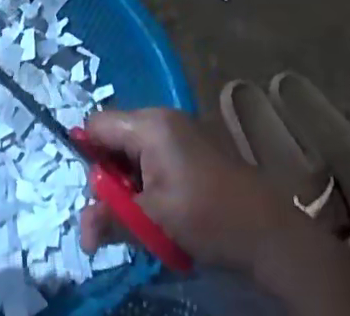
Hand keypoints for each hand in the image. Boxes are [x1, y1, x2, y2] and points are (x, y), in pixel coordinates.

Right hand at [77, 109, 349, 315]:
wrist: (267, 229)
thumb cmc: (207, 216)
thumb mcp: (153, 220)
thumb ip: (111, 219)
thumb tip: (81, 232)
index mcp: (150, 124)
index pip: (97, 125)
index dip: (88, 156)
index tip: (96, 193)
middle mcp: (164, 118)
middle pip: (115, 136)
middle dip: (110, 176)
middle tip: (120, 212)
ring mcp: (182, 131)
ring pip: (135, 150)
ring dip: (131, 183)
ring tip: (143, 216)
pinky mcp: (194, 147)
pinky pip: (155, 156)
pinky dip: (150, 181)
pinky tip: (162, 211)